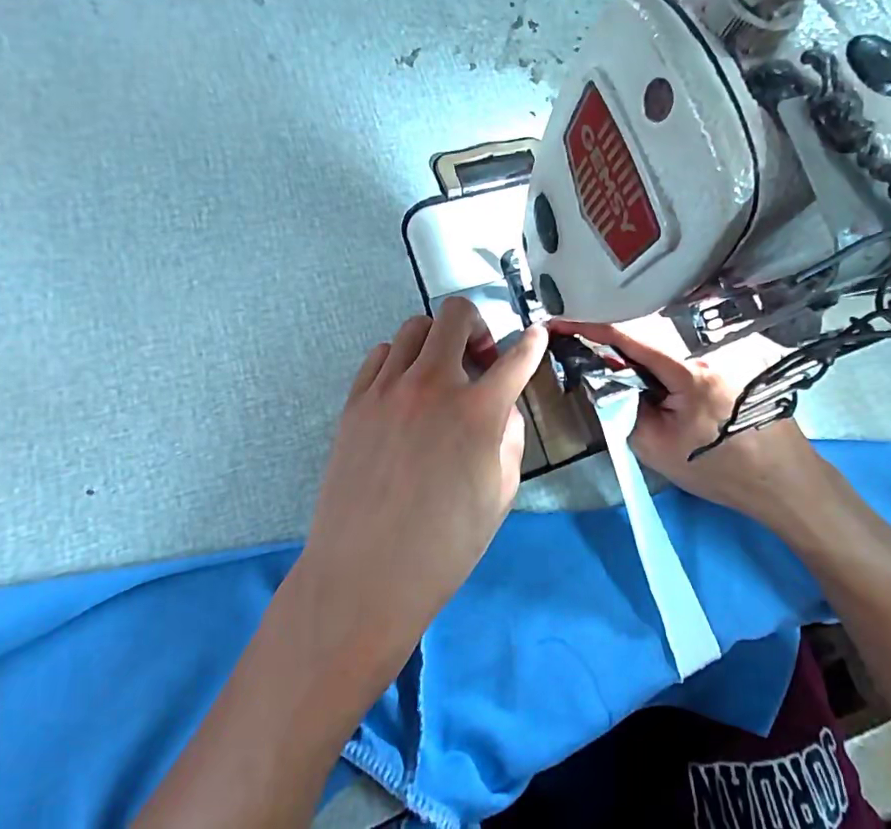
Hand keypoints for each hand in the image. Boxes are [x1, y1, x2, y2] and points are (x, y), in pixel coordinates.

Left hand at [299, 298, 547, 639]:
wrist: (366, 575)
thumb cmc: (446, 544)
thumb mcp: (500, 492)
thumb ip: (507, 437)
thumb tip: (500, 407)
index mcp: (478, 412)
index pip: (516, 357)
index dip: (532, 343)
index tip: (535, 335)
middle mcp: (432, 386)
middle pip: (455, 315)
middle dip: (477, 325)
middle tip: (480, 359)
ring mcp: (387, 391)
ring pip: (414, 328)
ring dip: (437, 341)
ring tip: (441, 374)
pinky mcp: (355, 403)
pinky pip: (380, 355)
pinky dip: (400, 359)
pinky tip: (405, 389)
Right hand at [548, 316, 833, 523]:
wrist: (784, 480)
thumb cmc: (720, 471)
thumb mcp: (658, 447)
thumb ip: (623, 407)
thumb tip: (603, 375)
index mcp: (691, 369)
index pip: (629, 335)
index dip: (590, 326)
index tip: (559, 322)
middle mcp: (715, 344)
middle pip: (651, 329)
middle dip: (618, 340)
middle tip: (591, 353)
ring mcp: (736, 342)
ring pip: (672, 334)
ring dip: (644, 345)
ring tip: (625, 365)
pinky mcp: (747, 348)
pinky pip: (694, 341)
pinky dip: (669, 350)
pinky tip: (665, 374)